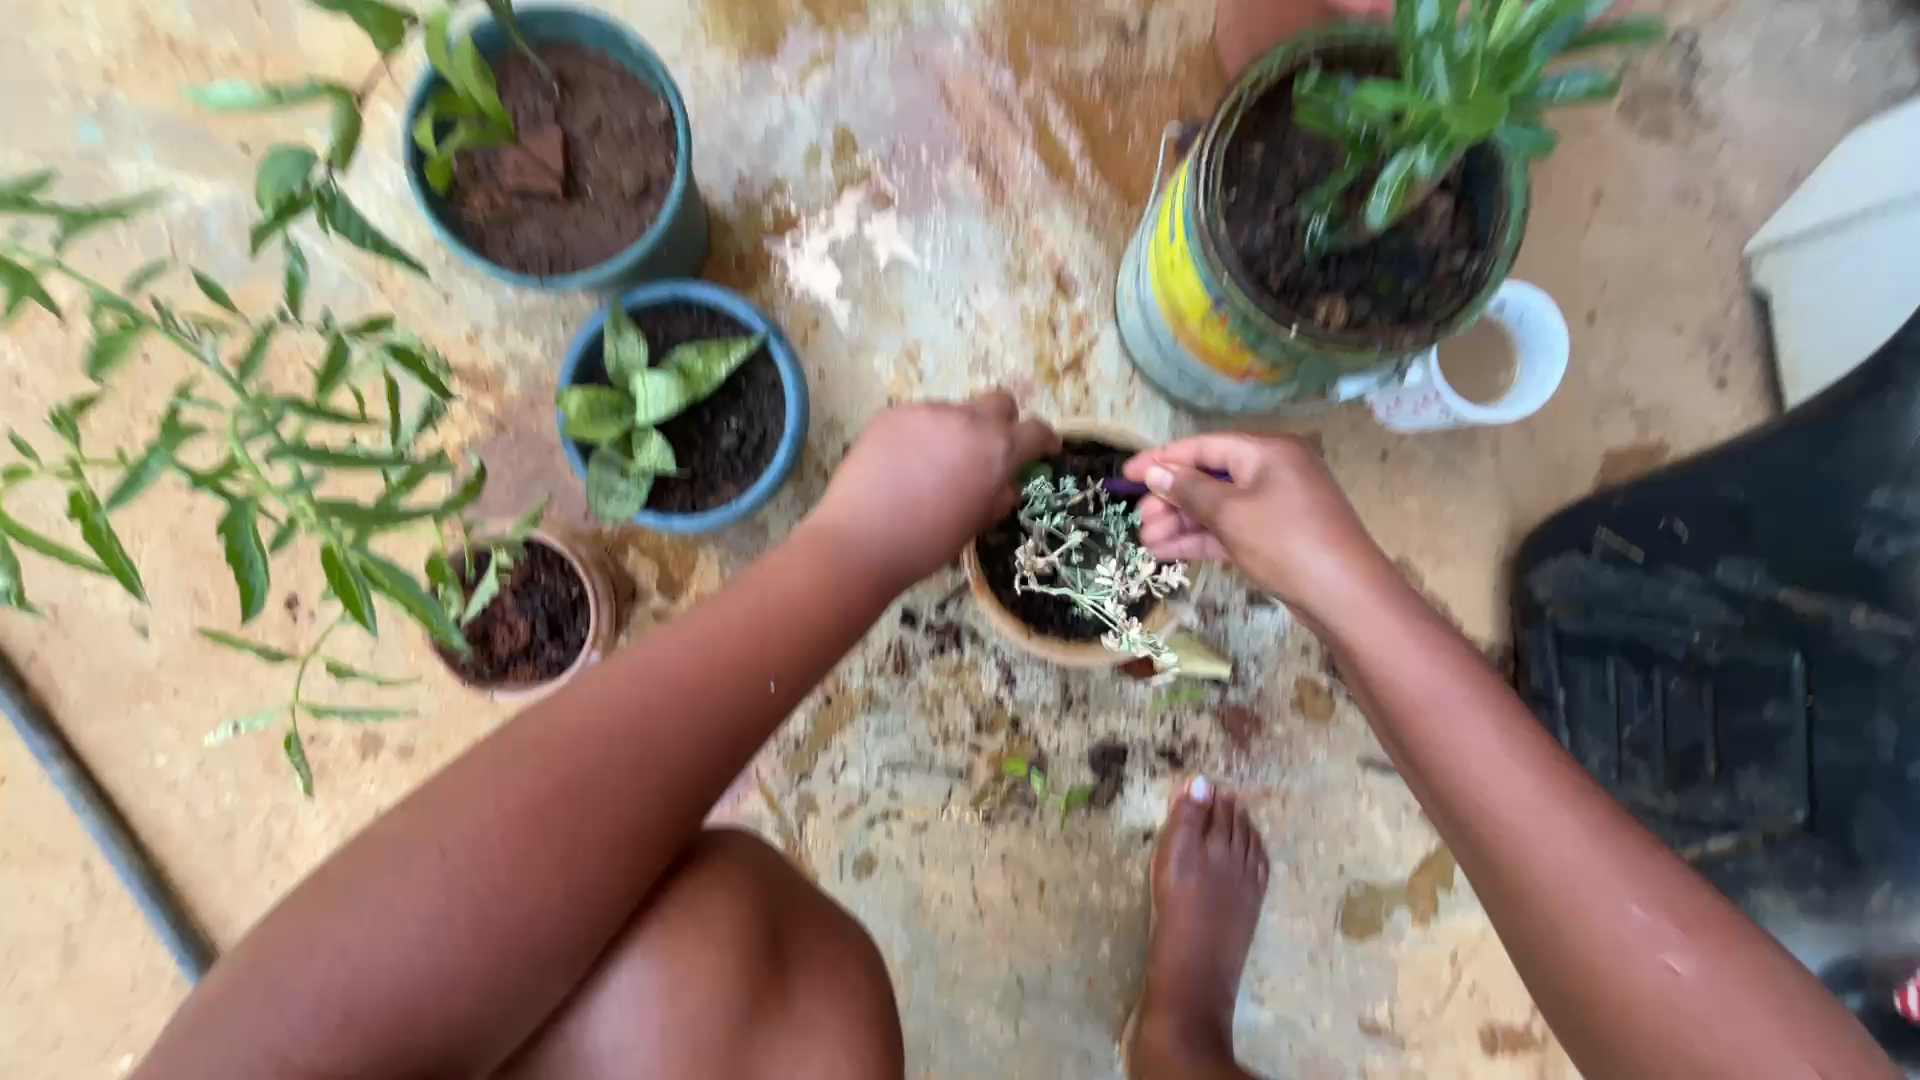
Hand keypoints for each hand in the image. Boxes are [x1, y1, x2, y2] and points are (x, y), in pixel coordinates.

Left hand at [805, 392, 1060, 591]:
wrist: (859, 542)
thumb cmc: (926, 544)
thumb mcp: (974, 525)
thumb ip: (996, 497)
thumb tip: (1004, 487)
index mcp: (997, 450)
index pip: (1035, 430)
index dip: (1044, 440)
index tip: (1044, 450)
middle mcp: (967, 421)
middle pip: (999, 403)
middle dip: (1003, 423)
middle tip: (989, 452)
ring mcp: (927, 412)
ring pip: (955, 411)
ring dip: (957, 432)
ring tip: (934, 467)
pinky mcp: (892, 413)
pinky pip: (920, 417)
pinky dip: (923, 435)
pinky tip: (904, 465)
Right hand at [1122, 434, 1389, 613]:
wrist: (1344, 596)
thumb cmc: (1286, 542)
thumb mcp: (1230, 513)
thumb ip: (1189, 490)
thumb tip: (1156, 473)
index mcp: (1266, 452)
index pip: (1203, 447)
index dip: (1162, 459)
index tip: (1127, 474)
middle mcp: (1270, 472)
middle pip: (1208, 478)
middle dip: (1170, 500)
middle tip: (1139, 520)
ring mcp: (1273, 506)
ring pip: (1215, 508)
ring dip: (1180, 523)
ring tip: (1145, 542)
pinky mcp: (1272, 536)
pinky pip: (1228, 529)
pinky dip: (1199, 539)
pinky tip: (1166, 552)